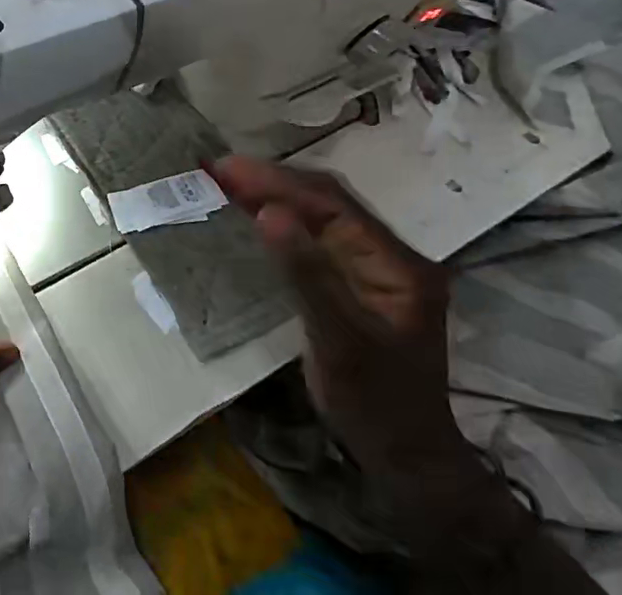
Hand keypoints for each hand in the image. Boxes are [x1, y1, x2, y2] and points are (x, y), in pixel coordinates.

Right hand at [207, 157, 462, 474]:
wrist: (404, 452)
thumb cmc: (373, 398)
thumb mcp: (337, 337)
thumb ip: (306, 272)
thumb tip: (267, 211)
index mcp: (398, 264)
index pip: (333, 205)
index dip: (278, 181)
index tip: (226, 168)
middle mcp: (390, 256)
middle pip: (328, 202)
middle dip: (273, 181)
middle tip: (217, 170)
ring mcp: (373, 268)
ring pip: (320, 215)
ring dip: (274, 195)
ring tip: (225, 182)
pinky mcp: (353, 281)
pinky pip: (314, 237)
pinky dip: (280, 220)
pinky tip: (252, 213)